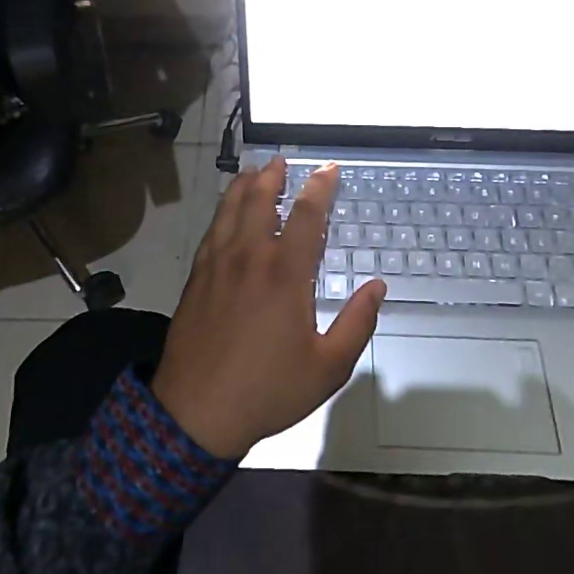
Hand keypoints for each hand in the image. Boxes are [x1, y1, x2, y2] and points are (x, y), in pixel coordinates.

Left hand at [150, 158, 386, 458]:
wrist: (197, 412)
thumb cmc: (268, 390)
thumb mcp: (328, 366)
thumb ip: (358, 323)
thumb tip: (377, 286)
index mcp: (285, 275)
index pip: (305, 216)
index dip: (320, 187)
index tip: (329, 169)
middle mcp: (249, 259)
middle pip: (260, 200)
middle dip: (274, 176)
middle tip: (283, 161)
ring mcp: (217, 266)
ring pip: (229, 210)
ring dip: (244, 186)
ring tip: (255, 172)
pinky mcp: (196, 280)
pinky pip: (211, 232)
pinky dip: (222, 211)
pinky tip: (226, 213)